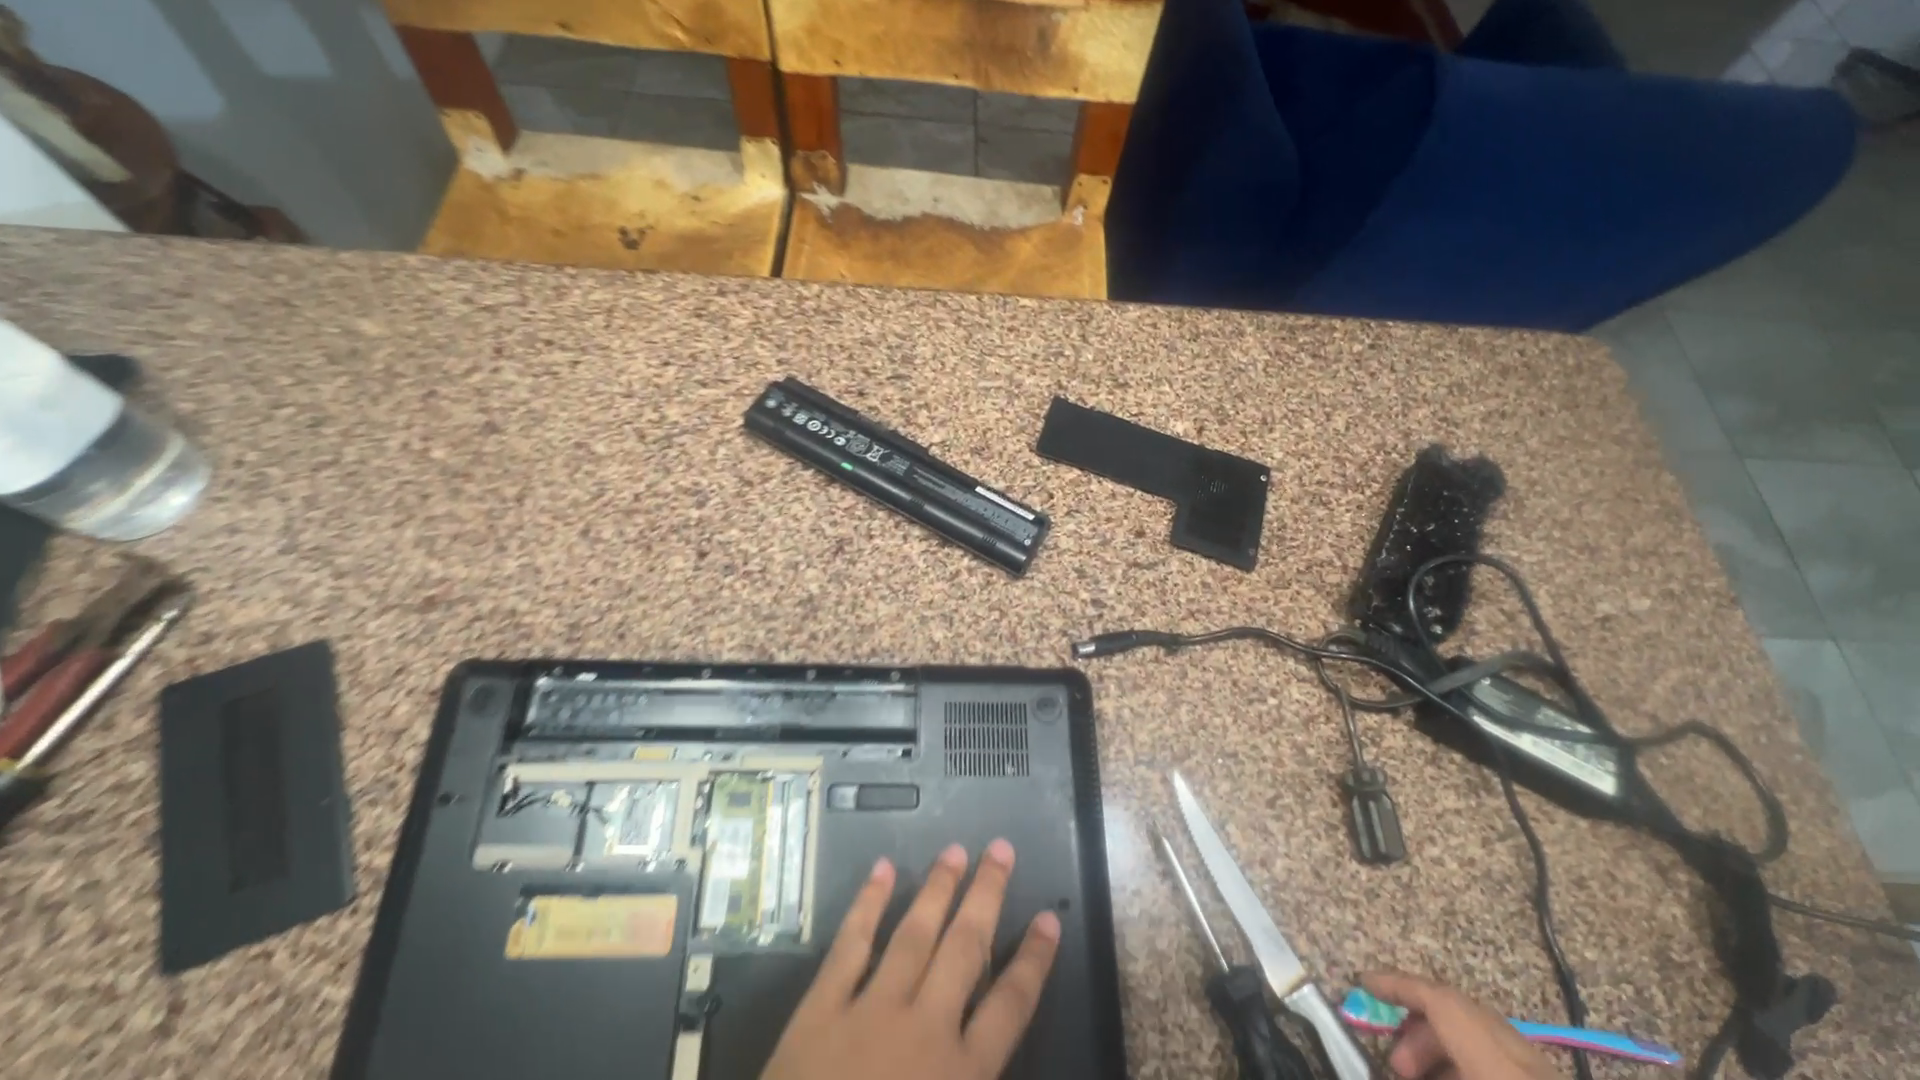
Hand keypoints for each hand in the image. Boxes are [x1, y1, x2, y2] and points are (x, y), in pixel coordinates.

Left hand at [762, 840, 1062, 1079]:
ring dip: (937, 890)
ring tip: (955, 850)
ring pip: (914, 936)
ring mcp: (871, 1011)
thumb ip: (976, 1073)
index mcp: (962, 1073)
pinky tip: (883, 870)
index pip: (1011, 1004)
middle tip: (1001, 849)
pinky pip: (850, 946)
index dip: (1033, 959)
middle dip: (986, 897)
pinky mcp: (821, 1007)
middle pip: (966, 950)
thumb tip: (995, 1045)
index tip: (1048, 918)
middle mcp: (925, 1028)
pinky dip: (867, 904)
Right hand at [1362, 970, 1563, 1079]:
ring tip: (1417, 1073)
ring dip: (1444, 1045)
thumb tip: (1386, 1062)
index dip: (1399, 985)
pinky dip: (1470, 1062)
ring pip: (1486, 1036)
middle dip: (1421, 1025)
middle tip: (1396, 1061)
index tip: (1364, 981)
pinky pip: (1503, 1061)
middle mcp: (1524, 1058)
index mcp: (1498, 1064)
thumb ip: (1423, 1067)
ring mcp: (1543, 1071)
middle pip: (1464, 1013)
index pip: (1444, 1002)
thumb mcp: (1453, 1079)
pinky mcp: (1546, 1078)